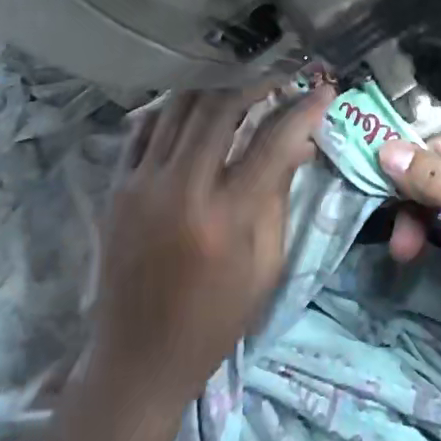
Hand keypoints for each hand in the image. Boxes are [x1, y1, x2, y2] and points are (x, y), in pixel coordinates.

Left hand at [93, 83, 332, 400]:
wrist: (139, 359)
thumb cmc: (216, 318)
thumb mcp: (265, 264)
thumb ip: (279, 196)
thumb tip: (301, 143)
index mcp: (226, 215)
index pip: (272, 142)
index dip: (303, 110)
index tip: (324, 91)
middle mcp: (181, 188)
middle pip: (221, 108)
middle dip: (257, 86)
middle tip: (279, 81)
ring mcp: (142, 184)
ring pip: (179, 108)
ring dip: (214, 90)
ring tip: (240, 88)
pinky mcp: (116, 188)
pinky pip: (144, 130)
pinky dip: (173, 112)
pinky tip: (194, 112)